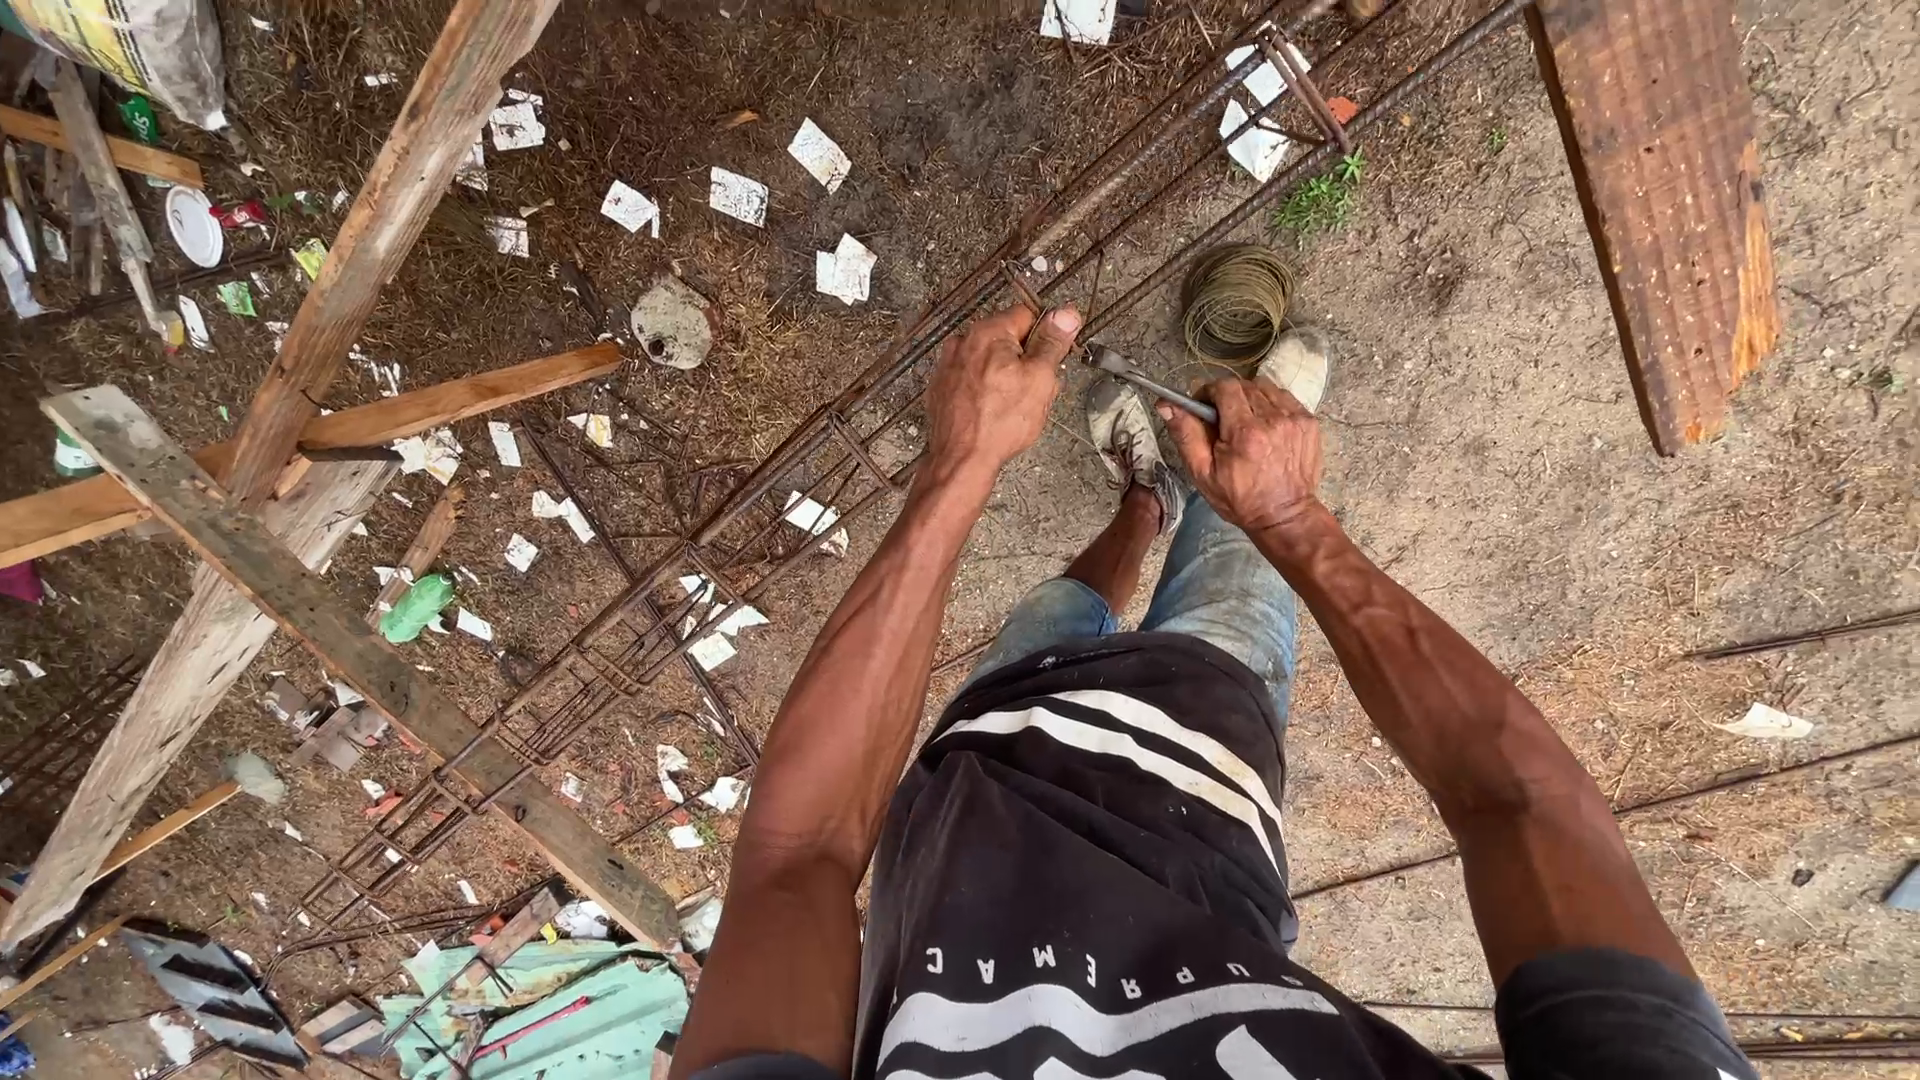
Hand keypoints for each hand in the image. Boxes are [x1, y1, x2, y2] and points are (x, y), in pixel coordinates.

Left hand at [923, 304, 1080, 483]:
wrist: (961, 458)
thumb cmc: (998, 424)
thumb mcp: (1040, 379)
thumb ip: (1053, 343)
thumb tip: (1066, 315)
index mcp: (988, 332)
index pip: (1027, 316)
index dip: (1044, 339)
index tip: (1049, 359)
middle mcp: (963, 343)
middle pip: (1007, 341)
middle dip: (1025, 362)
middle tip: (1033, 390)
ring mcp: (948, 366)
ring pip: (989, 363)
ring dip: (1004, 379)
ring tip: (1012, 407)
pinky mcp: (942, 389)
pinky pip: (971, 382)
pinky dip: (983, 392)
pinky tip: (992, 413)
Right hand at [1158, 377, 1321, 532]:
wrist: (1284, 515)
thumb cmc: (1239, 499)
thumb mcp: (1202, 473)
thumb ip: (1185, 434)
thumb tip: (1166, 405)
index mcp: (1244, 432)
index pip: (1225, 387)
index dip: (1209, 392)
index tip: (1204, 406)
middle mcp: (1273, 419)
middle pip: (1245, 385)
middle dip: (1228, 397)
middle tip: (1222, 420)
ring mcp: (1296, 419)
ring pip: (1266, 388)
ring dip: (1250, 399)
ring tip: (1245, 423)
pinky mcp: (1310, 422)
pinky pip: (1285, 398)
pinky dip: (1271, 405)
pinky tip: (1265, 426)